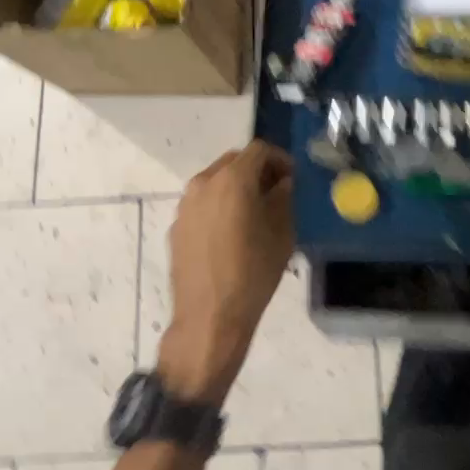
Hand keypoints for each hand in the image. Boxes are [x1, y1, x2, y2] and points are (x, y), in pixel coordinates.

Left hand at [157, 140, 294, 404]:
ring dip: (236, 187)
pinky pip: (202, 204)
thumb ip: (284, 199)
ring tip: (254, 213)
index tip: (293, 178)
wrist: (209, 318)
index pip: (259, 150)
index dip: (280, 159)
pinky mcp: (176, 226)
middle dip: (257, 171)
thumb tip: (283, 184)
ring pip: (216, 181)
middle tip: (277, 192)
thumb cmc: (253, 274)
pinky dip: (219, 206)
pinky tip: (231, 234)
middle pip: (234, 161)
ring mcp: (185, 205)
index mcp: (232, 180)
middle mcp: (203, 183)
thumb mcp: (282, 234)